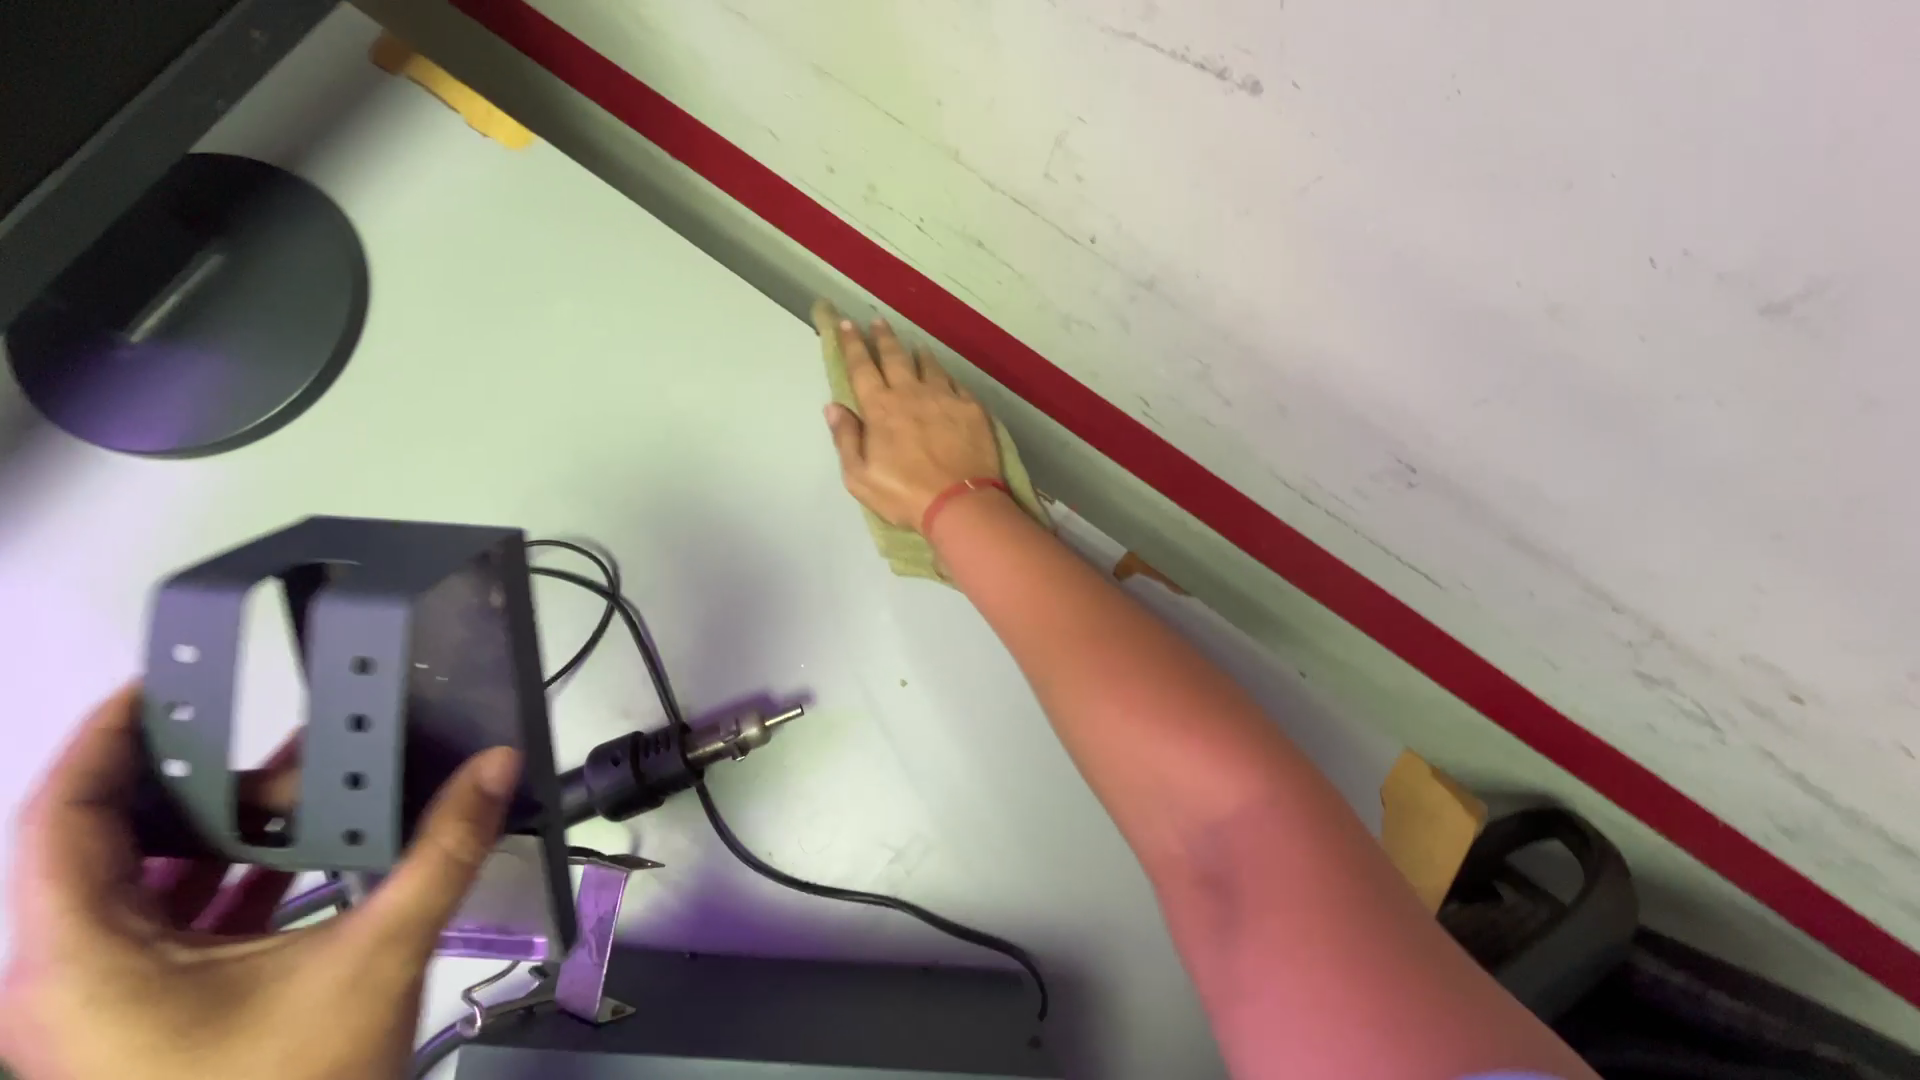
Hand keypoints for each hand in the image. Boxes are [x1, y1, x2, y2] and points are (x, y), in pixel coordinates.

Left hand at [0, 685, 521, 1079]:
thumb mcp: (375, 960)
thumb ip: (440, 853)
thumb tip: (496, 765)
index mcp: (79, 960)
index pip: (60, 819)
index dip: (103, 740)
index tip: (164, 683)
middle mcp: (63, 979)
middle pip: (107, 847)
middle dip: (201, 783)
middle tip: (282, 735)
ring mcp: (100, 1008)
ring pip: (141, 890)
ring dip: (223, 833)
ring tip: (304, 782)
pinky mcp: (143, 1025)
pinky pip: (171, 927)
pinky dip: (233, 880)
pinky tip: (306, 855)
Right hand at [824, 318, 1002, 529]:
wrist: (960, 502)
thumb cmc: (904, 494)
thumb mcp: (859, 476)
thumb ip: (845, 438)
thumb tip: (834, 407)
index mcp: (880, 408)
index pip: (862, 367)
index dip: (853, 344)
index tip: (847, 324)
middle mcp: (911, 393)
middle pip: (895, 356)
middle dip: (884, 337)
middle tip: (878, 321)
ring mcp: (945, 397)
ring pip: (929, 365)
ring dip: (918, 353)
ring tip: (914, 345)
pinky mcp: (971, 408)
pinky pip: (956, 383)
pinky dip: (946, 376)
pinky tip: (946, 376)